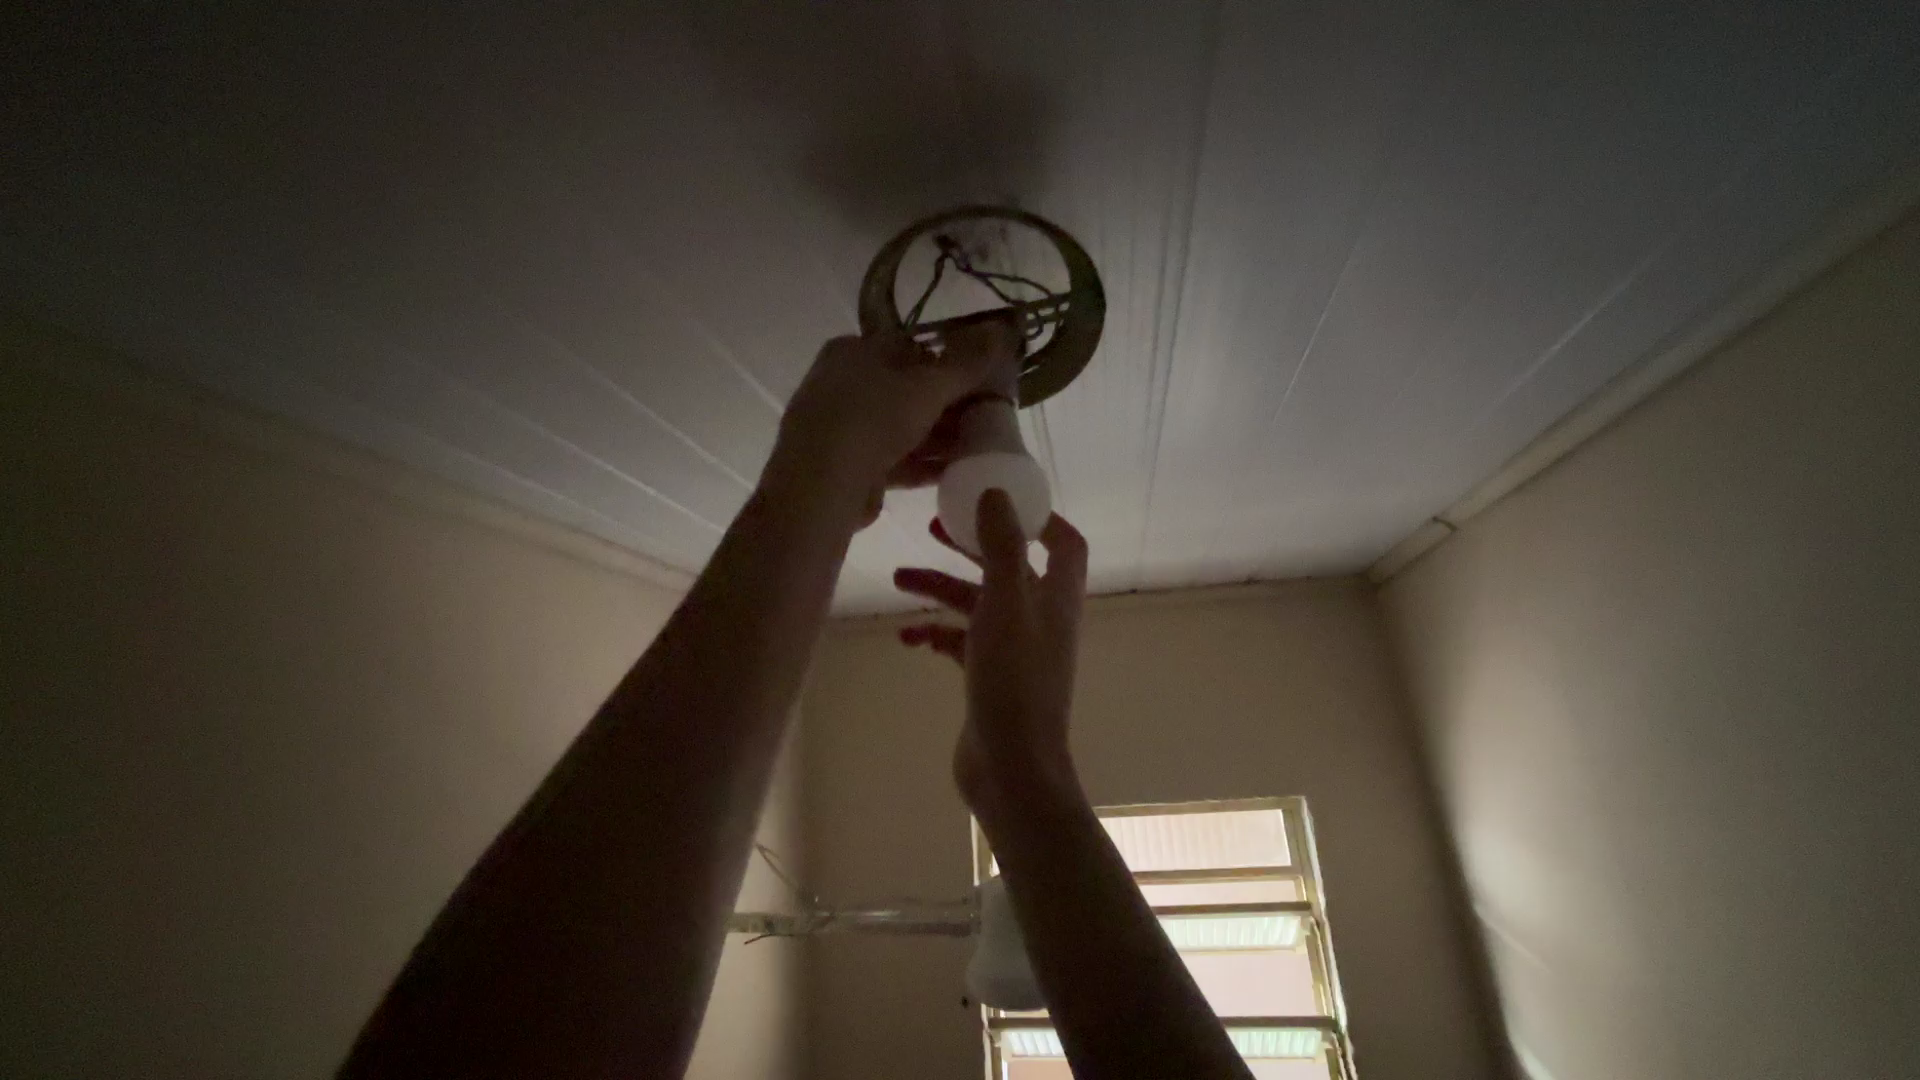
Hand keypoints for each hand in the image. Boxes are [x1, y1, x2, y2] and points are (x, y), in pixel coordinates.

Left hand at [768, 319, 1018, 527]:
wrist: (822, 485)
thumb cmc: (872, 419)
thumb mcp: (927, 386)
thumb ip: (967, 362)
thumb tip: (1005, 327)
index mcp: (853, 351)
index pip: (908, 347)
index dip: (948, 363)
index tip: (980, 381)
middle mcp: (842, 385)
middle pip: (907, 391)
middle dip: (948, 405)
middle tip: (987, 416)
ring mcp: (842, 429)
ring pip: (902, 428)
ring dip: (939, 438)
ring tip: (980, 447)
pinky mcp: (849, 467)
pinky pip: (894, 459)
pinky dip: (923, 464)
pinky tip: (955, 473)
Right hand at [894, 490, 1088, 815]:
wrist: (1011, 766)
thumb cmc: (1014, 680)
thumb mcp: (1005, 603)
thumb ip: (1001, 546)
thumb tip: (996, 494)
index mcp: (1055, 596)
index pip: (1064, 544)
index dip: (1041, 518)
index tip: (1001, 501)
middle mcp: (1039, 618)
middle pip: (1008, 567)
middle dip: (971, 546)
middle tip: (932, 527)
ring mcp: (1014, 650)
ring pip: (977, 605)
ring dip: (941, 589)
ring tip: (899, 580)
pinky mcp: (990, 678)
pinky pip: (961, 643)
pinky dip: (936, 633)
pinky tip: (907, 637)